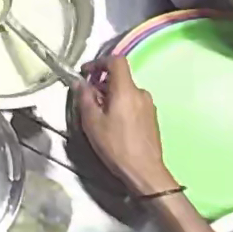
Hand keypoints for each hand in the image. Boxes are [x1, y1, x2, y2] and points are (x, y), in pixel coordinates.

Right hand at [75, 56, 177, 196]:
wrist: (144, 171)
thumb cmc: (116, 146)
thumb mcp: (92, 123)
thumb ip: (85, 98)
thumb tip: (80, 83)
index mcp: (126, 90)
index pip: (116, 61)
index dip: (99, 62)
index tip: (86, 73)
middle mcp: (141, 93)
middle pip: (120, 78)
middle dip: (102, 84)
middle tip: (88, 101)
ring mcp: (149, 105)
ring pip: (126, 92)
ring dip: (111, 97)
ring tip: (100, 117)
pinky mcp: (152, 117)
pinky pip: (133, 103)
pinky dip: (121, 106)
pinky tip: (114, 126)